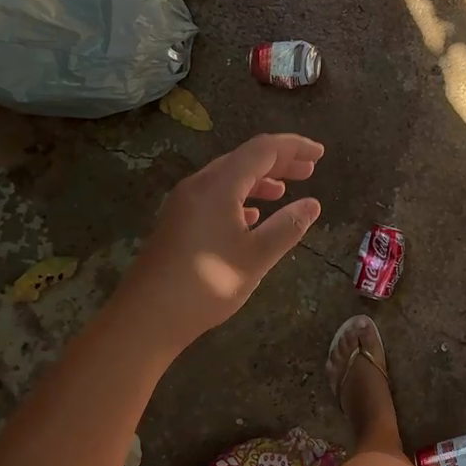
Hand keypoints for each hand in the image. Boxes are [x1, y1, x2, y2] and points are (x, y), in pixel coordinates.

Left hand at [120, 134, 323, 352]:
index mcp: (219, 185)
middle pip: (244, 159)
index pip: (263, 150)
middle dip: (279, 162)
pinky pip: (215, 195)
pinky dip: (240, 197)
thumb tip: (313, 204)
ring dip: (260, 180)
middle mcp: (199, 185)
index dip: (294, 148)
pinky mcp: (177, 221)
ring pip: (228, 178)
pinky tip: (253, 216)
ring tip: (285, 190)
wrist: (146, 318)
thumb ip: (287, 226)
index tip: (319, 154)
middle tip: (310, 170)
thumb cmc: (207, 285)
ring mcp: (184, 203)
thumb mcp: (256, 257)